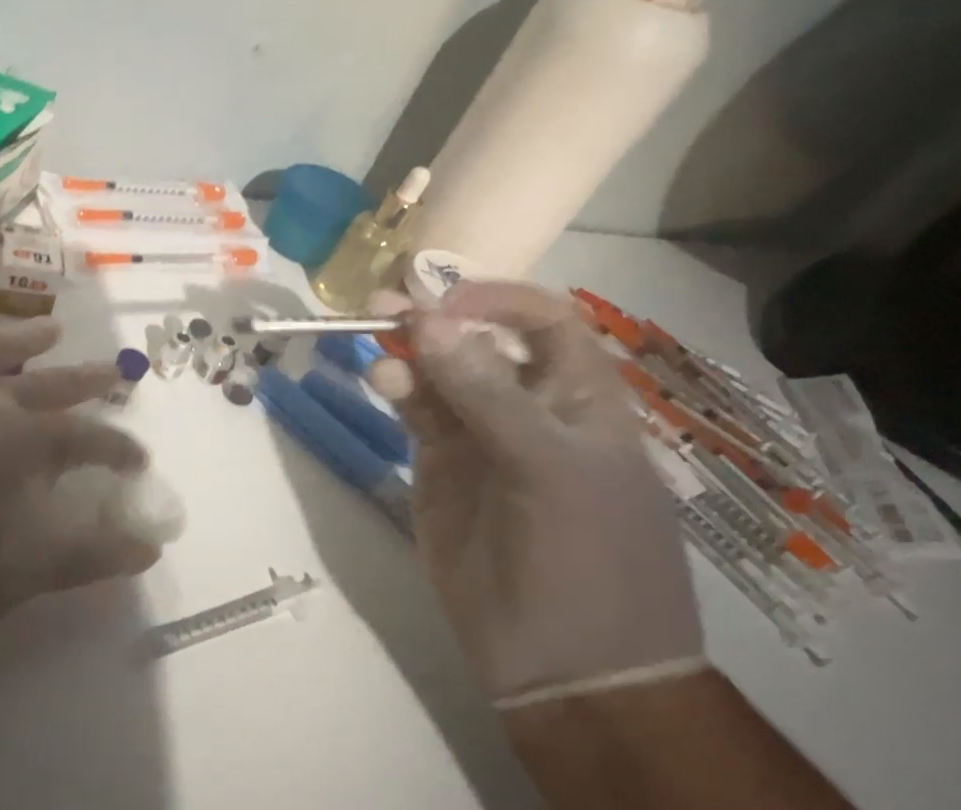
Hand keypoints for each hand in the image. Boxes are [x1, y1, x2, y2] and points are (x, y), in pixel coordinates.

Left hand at [0, 318, 163, 704]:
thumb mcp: (21, 576)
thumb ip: (86, 555)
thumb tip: (147, 548)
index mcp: (16, 440)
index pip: (83, 438)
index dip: (116, 450)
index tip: (139, 463)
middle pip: (41, 385)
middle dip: (83, 380)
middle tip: (115, 373)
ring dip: (15, 344)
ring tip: (48, 331)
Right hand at [368, 282, 705, 707]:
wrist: (566, 662)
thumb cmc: (586, 555)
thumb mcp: (548, 466)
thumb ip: (485, 392)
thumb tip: (427, 321)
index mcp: (582, 401)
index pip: (545, 324)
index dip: (498, 302)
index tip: (445, 299)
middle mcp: (529, 408)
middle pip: (479, 342)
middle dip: (437, 318)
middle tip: (384, 303)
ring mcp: (481, 437)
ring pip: (440, 374)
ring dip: (409, 352)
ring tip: (374, 338)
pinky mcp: (440, 466)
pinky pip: (417, 411)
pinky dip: (398, 389)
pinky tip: (382, 381)